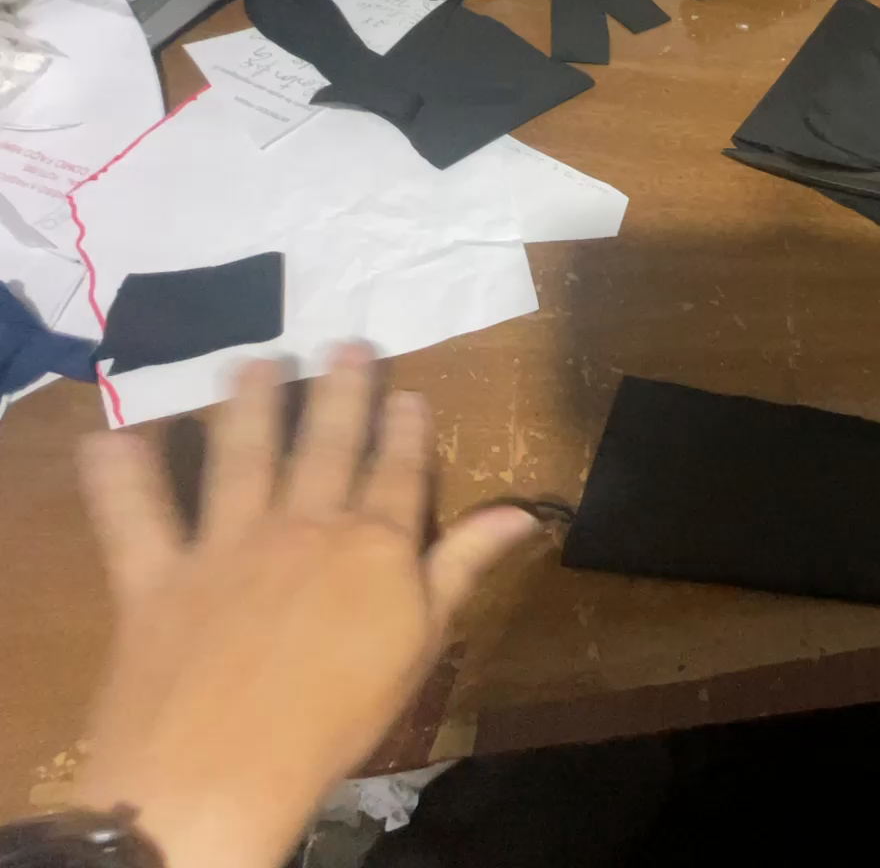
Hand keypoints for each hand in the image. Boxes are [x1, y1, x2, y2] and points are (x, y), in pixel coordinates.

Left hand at [70, 344, 539, 867]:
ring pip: (241, 460)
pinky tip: (111, 435)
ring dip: (250, 406)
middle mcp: (305, 526)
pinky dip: (118, 477)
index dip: (407, 426)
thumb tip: (527, 512)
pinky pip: (132, 520)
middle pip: (328, 446)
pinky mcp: (154, 580)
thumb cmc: (343, 705)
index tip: (410, 388)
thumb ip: (467, 562)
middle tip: (343, 343)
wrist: (214, 776)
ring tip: (255, 360)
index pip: (399, 468)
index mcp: (374, 542)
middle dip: (341, 392)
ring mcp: (225, 547)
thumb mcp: (426, 634)